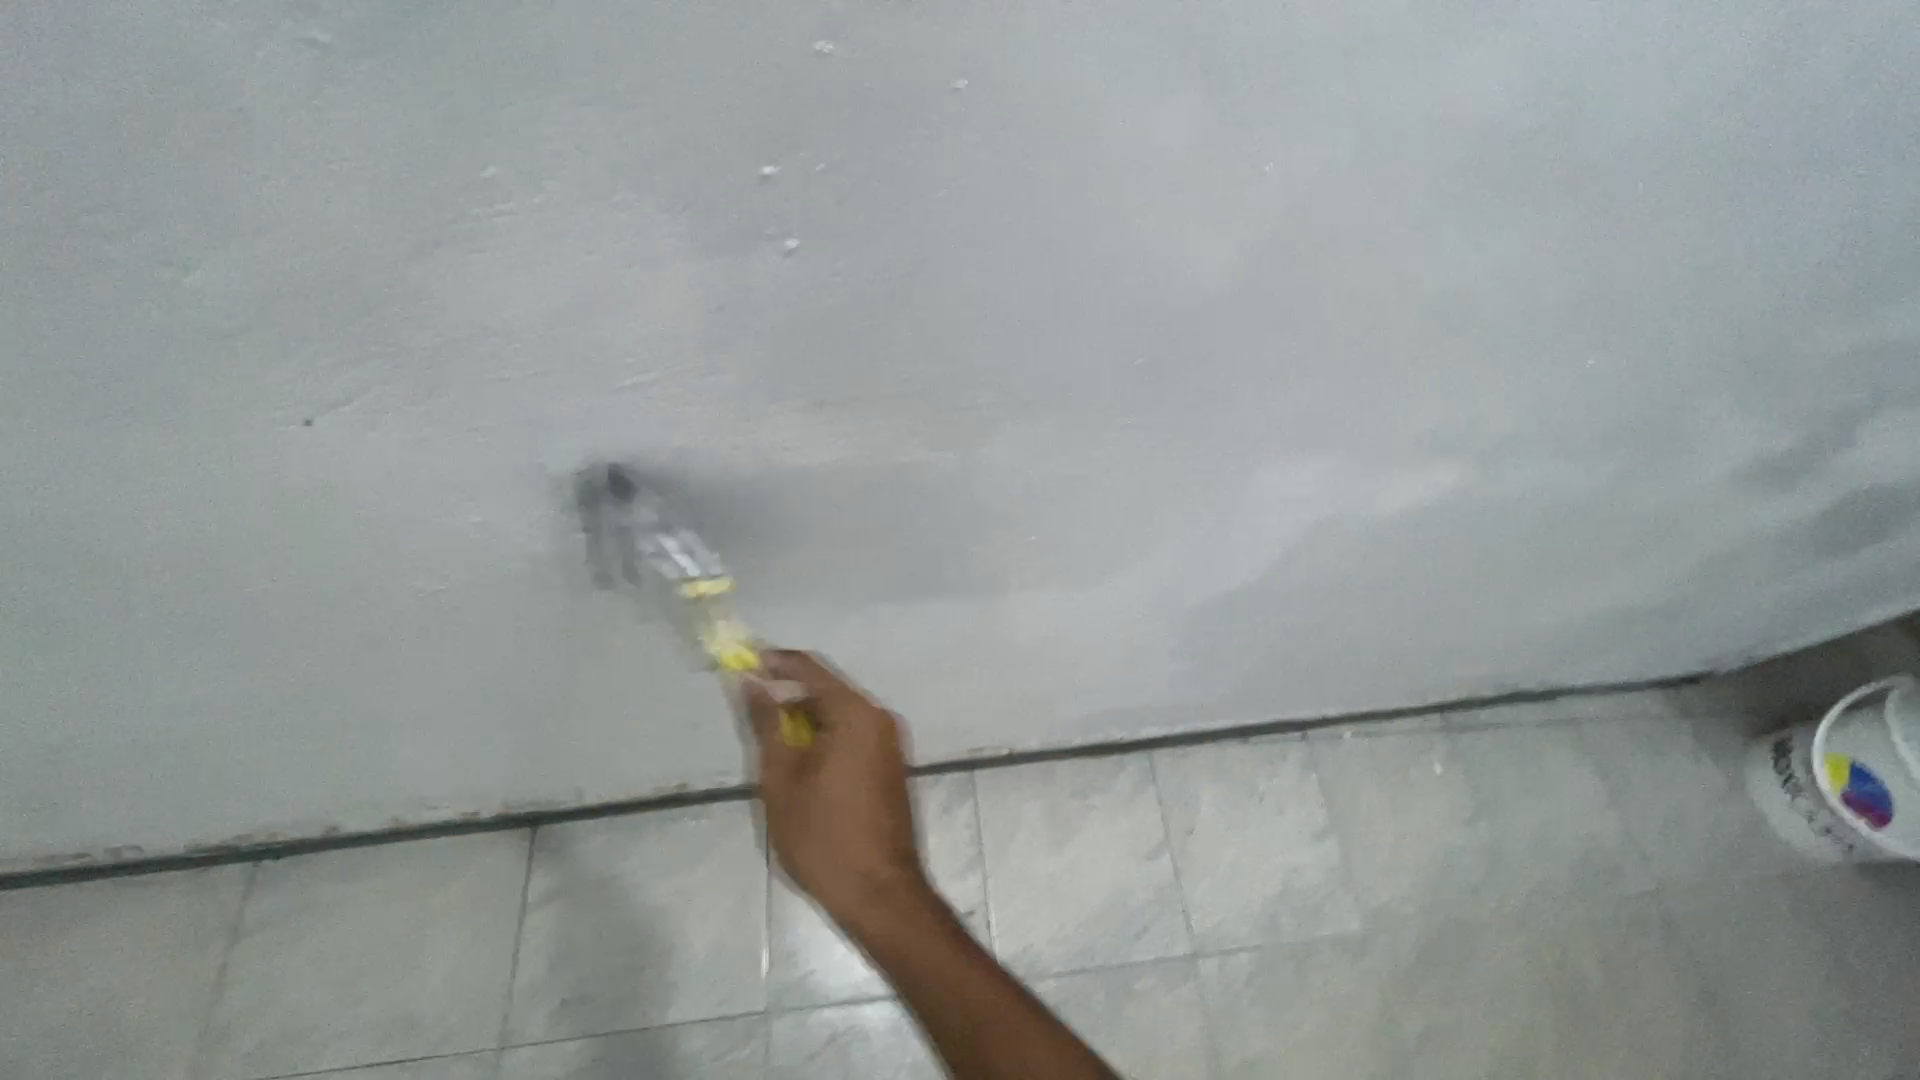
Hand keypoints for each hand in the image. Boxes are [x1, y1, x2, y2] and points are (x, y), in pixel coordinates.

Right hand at [740, 649, 929, 926]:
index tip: (742, 661)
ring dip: (806, 719)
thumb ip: (767, 724)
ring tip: (770, 740)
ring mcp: (891, 742)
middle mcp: (880, 718)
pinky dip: (826, 736)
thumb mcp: (781, 778)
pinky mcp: (892, 765)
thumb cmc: (823, 837)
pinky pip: (854, 734)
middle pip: (828, 689)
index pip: (811, 669)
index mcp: (856, 713)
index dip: (775, 662)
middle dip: (788, 694)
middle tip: (750, 709)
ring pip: (840, 714)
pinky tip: (800, 760)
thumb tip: (751, 681)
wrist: (880, 892)